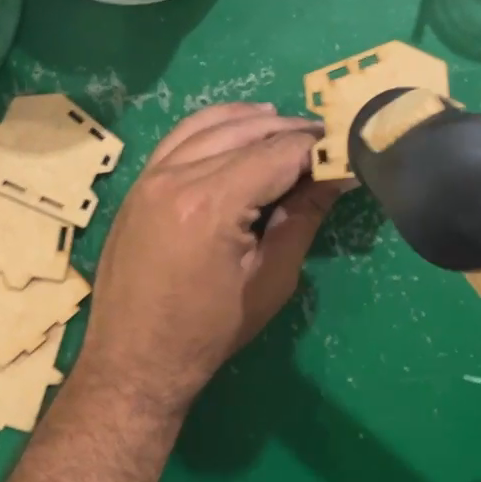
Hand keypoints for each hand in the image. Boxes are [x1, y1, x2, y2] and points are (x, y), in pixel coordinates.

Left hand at [80, 103, 347, 415]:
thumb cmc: (208, 331)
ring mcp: (151, 176)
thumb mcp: (269, 280)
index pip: (278, 154)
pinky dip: (212, 126)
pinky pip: (179, 137)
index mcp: (211, 204)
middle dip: (290, 132)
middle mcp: (176, 177)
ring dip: (252, 121)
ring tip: (287, 126)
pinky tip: (235, 129)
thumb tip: (338, 176)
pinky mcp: (139, 184)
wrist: (135, 360)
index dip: (317, 150)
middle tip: (324, 142)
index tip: (345, 153)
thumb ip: (304, 218)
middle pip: (246, 132)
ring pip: (209, 126)